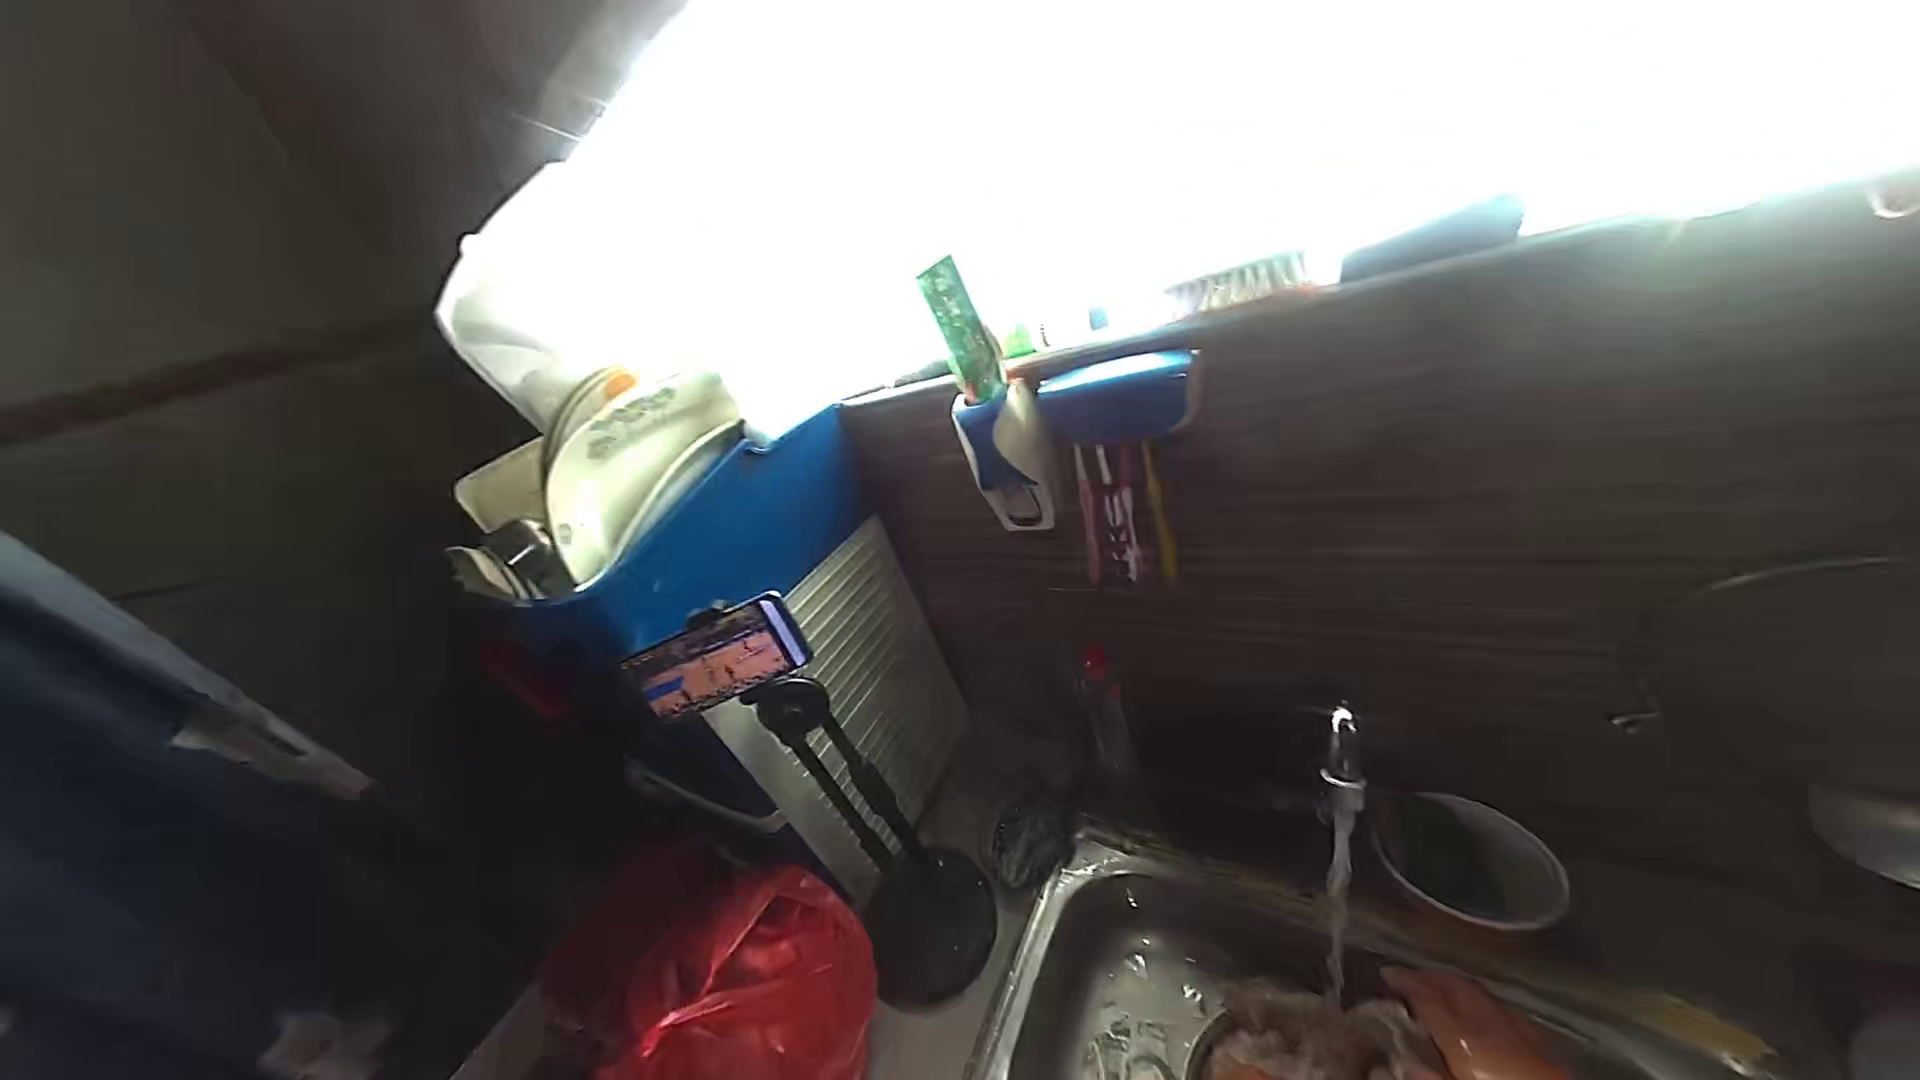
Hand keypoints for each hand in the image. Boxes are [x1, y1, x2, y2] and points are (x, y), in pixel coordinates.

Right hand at [1382, 967, 1570, 1079]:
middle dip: (1431, 977)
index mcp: (1465, 1039)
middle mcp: (1493, 1028)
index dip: (1404, 980)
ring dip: (1460, 989)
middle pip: (1457, 988)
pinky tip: (1488, 1016)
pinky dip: (1491, 1008)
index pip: (1427, 997)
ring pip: (1485, 998)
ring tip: (1442, 992)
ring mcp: (1526, 1039)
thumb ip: (1432, 1078)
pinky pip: (1512, 1016)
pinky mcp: (1549, 1054)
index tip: (1386, 973)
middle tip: (1409, 977)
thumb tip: (1404, 1063)